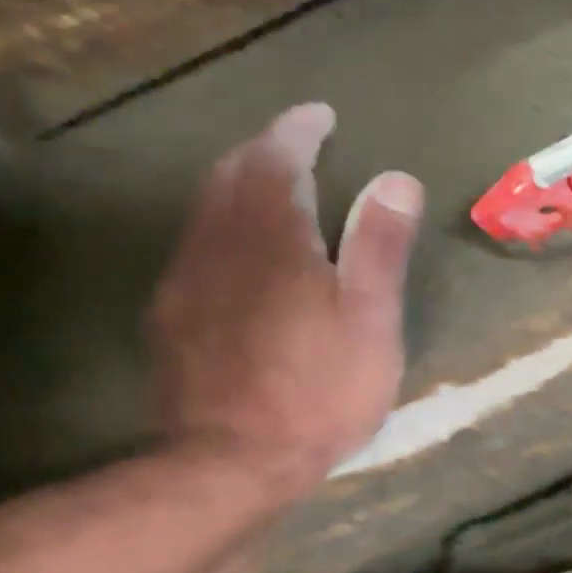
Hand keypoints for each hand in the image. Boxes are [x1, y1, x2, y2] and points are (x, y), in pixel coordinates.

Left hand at [149, 103, 422, 494]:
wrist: (233, 458)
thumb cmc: (323, 388)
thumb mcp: (372, 318)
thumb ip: (380, 246)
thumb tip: (396, 178)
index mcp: (273, 241)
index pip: (275, 162)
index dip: (296, 132)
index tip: (320, 114)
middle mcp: (219, 247)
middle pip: (230, 178)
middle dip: (263, 150)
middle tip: (298, 141)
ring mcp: (188, 280)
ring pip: (207, 210)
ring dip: (240, 184)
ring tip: (274, 183)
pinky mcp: (175, 315)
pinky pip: (198, 245)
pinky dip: (224, 224)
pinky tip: (244, 249)